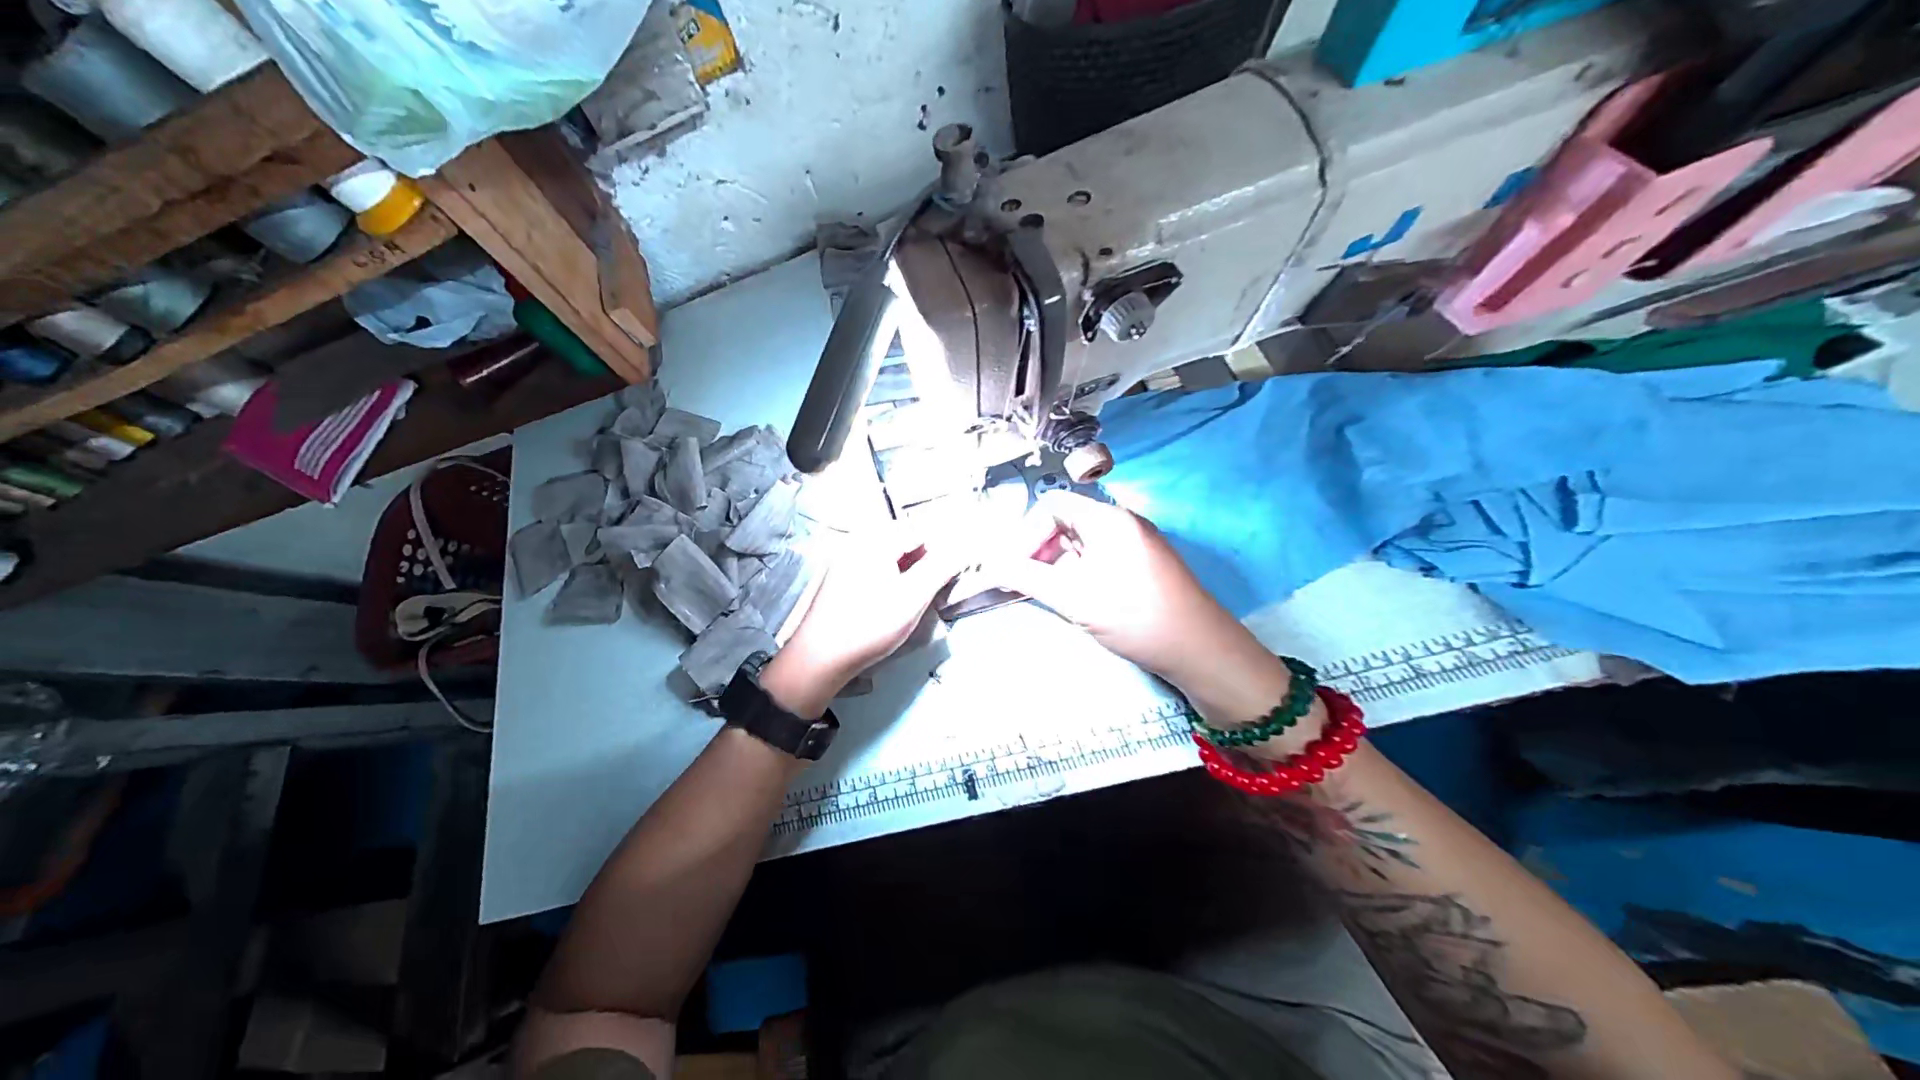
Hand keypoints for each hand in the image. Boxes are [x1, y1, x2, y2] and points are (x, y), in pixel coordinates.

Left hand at [761, 524, 965, 718]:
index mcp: (875, 539)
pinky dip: (896, 579)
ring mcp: (848, 560)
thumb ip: (941, 567)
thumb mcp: (913, 597)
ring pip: (893, 557)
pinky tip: (900, 601)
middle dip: (929, 559)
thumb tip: (964, 547)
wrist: (818, 659)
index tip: (959, 569)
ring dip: (914, 571)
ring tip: (923, 596)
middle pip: (906, 541)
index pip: (922, 529)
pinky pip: (878, 569)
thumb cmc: (869, 625)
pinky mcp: (843, 580)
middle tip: (942, 585)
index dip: (945, 546)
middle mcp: (859, 542)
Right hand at [984, 493, 1317, 740]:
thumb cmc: (1138, 619)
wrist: (1202, 652)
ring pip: (1080, 544)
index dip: (1026, 534)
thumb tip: (989, 564)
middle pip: (1065, 523)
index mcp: (1108, 519)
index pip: (1052, 506)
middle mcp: (1122, 523)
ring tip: (1049, 597)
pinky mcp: (1142, 567)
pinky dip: (1078, 575)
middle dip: (1039, 551)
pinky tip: (1075, 602)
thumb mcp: (1076, 599)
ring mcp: (1135, 545)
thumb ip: (1029, 577)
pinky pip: (1099, 559)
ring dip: (1057, 566)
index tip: (1015, 569)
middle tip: (1025, 585)